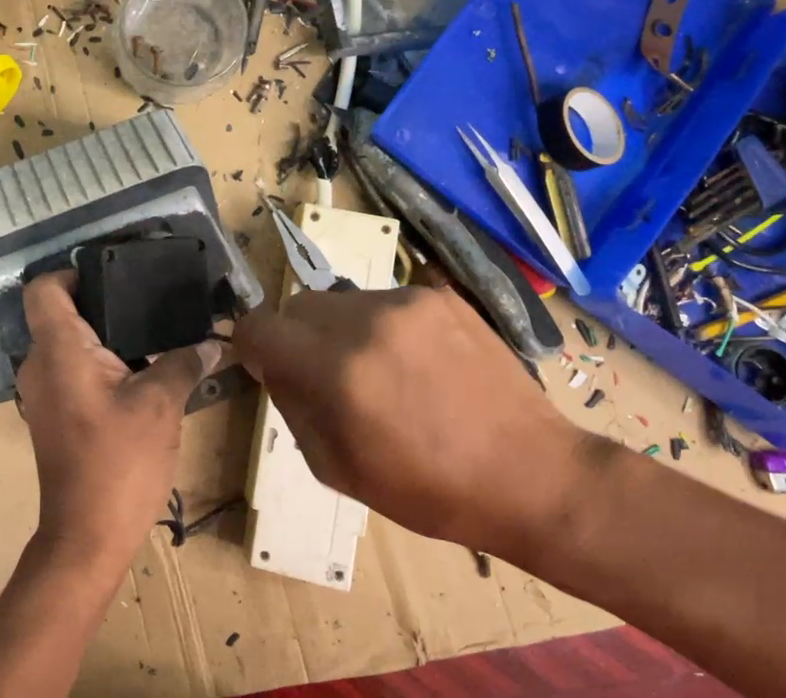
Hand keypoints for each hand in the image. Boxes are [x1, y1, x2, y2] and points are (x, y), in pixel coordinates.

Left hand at [15, 271, 225, 565]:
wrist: (87, 534)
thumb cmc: (119, 462)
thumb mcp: (160, 406)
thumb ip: (183, 363)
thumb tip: (212, 343)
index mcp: (57, 350)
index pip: (44, 288)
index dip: (72, 272)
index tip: (113, 275)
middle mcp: (39, 364)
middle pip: (57, 313)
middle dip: (99, 303)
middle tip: (146, 300)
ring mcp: (41, 392)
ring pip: (66, 344)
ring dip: (102, 336)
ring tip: (150, 333)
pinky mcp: (52, 415)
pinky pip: (70, 370)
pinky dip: (98, 363)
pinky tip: (139, 372)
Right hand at [234, 285, 601, 556]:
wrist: (532, 475)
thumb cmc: (426, 488)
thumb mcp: (334, 466)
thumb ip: (292, 405)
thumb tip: (273, 368)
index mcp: (333, 370)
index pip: (256, 326)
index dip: (253, 349)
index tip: (268, 369)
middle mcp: (362, 323)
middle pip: (294, 308)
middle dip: (296, 339)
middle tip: (326, 377)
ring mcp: (404, 303)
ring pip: (338, 302)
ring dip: (339, 331)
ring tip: (379, 371)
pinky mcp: (438, 297)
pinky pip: (382, 302)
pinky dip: (381, 327)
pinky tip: (415, 363)